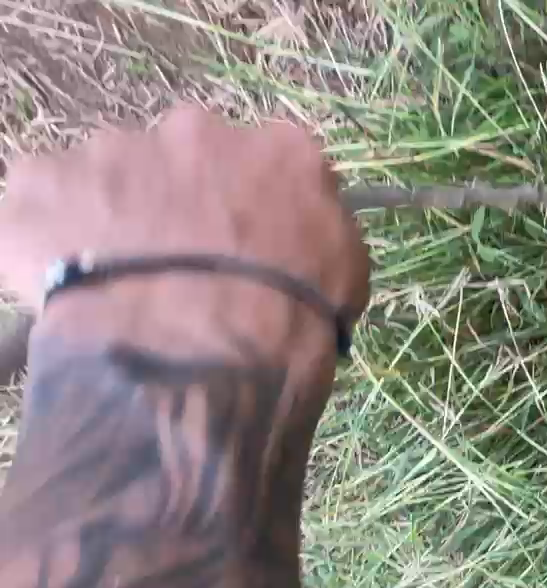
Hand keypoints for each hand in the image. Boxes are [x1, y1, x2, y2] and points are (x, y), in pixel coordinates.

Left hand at [0, 107, 369, 367]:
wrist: (205, 338)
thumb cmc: (297, 306)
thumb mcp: (347, 269)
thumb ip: (317, 226)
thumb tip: (294, 224)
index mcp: (281, 150)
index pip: (281, 157)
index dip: (273, 196)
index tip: (273, 232)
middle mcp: (196, 129)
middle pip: (191, 152)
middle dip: (195, 190)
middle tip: (205, 250)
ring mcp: (109, 148)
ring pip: (119, 173)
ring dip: (131, 210)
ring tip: (146, 273)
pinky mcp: (38, 179)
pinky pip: (54, 203)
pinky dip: (70, 233)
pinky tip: (97, 278)